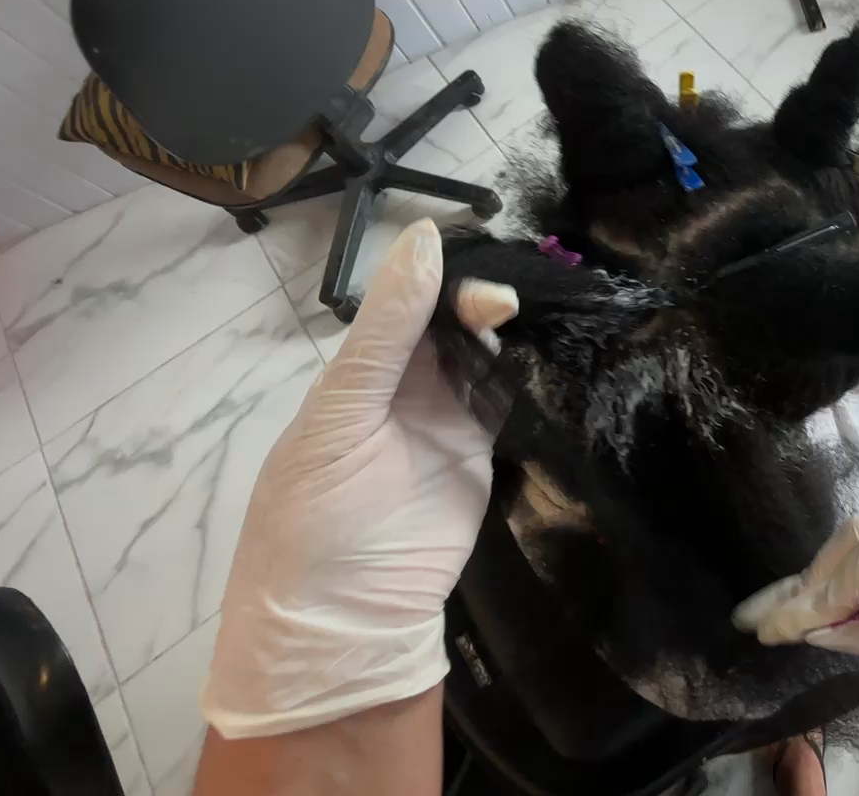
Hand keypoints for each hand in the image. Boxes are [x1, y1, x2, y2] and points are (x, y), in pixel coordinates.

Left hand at [202, 219, 494, 738]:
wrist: (349, 619)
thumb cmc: (317, 515)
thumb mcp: (341, 414)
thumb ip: (387, 332)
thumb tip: (424, 238)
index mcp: (361, 371)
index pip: (406, 303)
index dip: (439, 278)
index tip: (476, 268)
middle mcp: (407, 383)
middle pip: (450, 322)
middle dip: (477, 301)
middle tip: (505, 302)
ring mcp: (449, 414)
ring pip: (484, 352)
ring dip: (504, 331)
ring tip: (526, 316)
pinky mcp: (484, 445)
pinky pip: (507, 394)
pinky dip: (525, 369)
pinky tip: (541, 347)